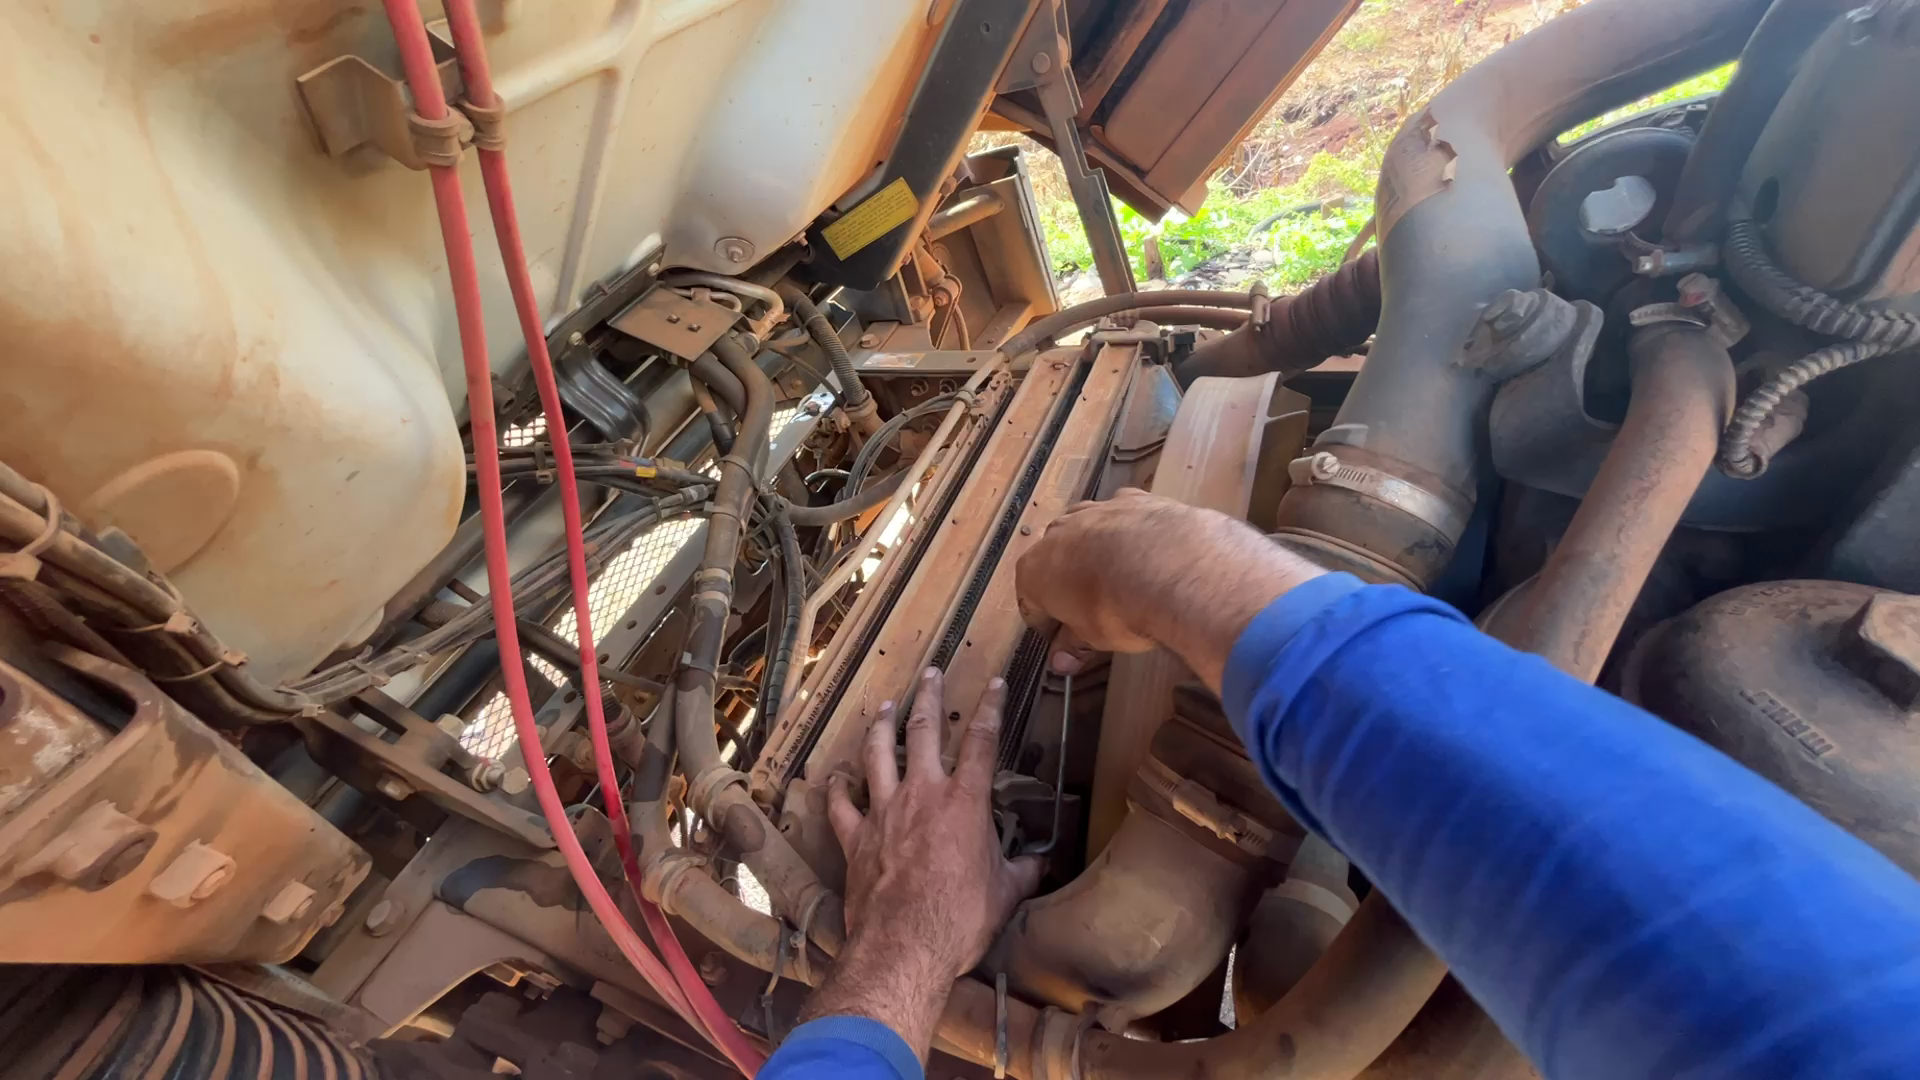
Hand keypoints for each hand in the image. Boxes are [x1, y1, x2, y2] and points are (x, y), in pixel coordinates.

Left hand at [801, 668, 1044, 1056]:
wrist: (905, 945)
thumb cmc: (962, 918)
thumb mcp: (1005, 894)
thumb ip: (1024, 871)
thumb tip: (1044, 865)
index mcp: (965, 800)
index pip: (983, 741)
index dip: (990, 707)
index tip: (993, 682)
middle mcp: (923, 792)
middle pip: (924, 729)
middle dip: (928, 696)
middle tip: (929, 673)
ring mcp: (885, 810)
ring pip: (878, 753)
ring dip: (880, 726)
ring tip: (884, 706)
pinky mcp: (856, 836)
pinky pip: (841, 804)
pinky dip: (836, 788)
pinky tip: (834, 776)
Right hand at [1014, 488, 1325, 689]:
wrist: (1175, 564)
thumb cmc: (1119, 607)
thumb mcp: (1094, 636)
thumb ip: (1075, 643)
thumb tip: (1060, 661)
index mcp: (1040, 562)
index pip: (1029, 588)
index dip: (1040, 615)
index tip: (1054, 635)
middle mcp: (1066, 527)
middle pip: (1057, 551)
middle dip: (1068, 577)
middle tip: (1087, 607)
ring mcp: (1106, 508)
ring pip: (1093, 528)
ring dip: (1101, 551)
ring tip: (1123, 580)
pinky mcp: (1145, 498)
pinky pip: (1131, 517)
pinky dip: (1136, 536)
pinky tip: (1158, 558)